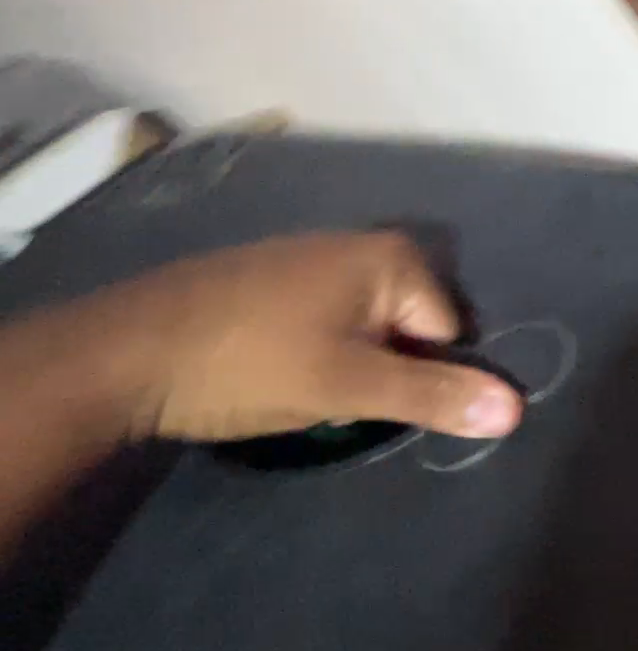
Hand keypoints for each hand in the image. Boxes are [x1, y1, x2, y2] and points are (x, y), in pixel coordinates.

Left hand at [66, 233, 522, 442]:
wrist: (108, 357)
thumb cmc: (249, 363)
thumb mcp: (348, 388)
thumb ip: (435, 395)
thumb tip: (516, 410)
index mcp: (396, 257)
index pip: (448, 332)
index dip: (413, 372)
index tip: (357, 390)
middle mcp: (366, 241)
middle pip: (411, 323)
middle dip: (383, 362)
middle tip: (326, 386)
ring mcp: (316, 251)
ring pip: (369, 321)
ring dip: (350, 355)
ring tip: (294, 378)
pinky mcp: (274, 270)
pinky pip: (329, 310)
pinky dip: (315, 341)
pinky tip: (270, 361)